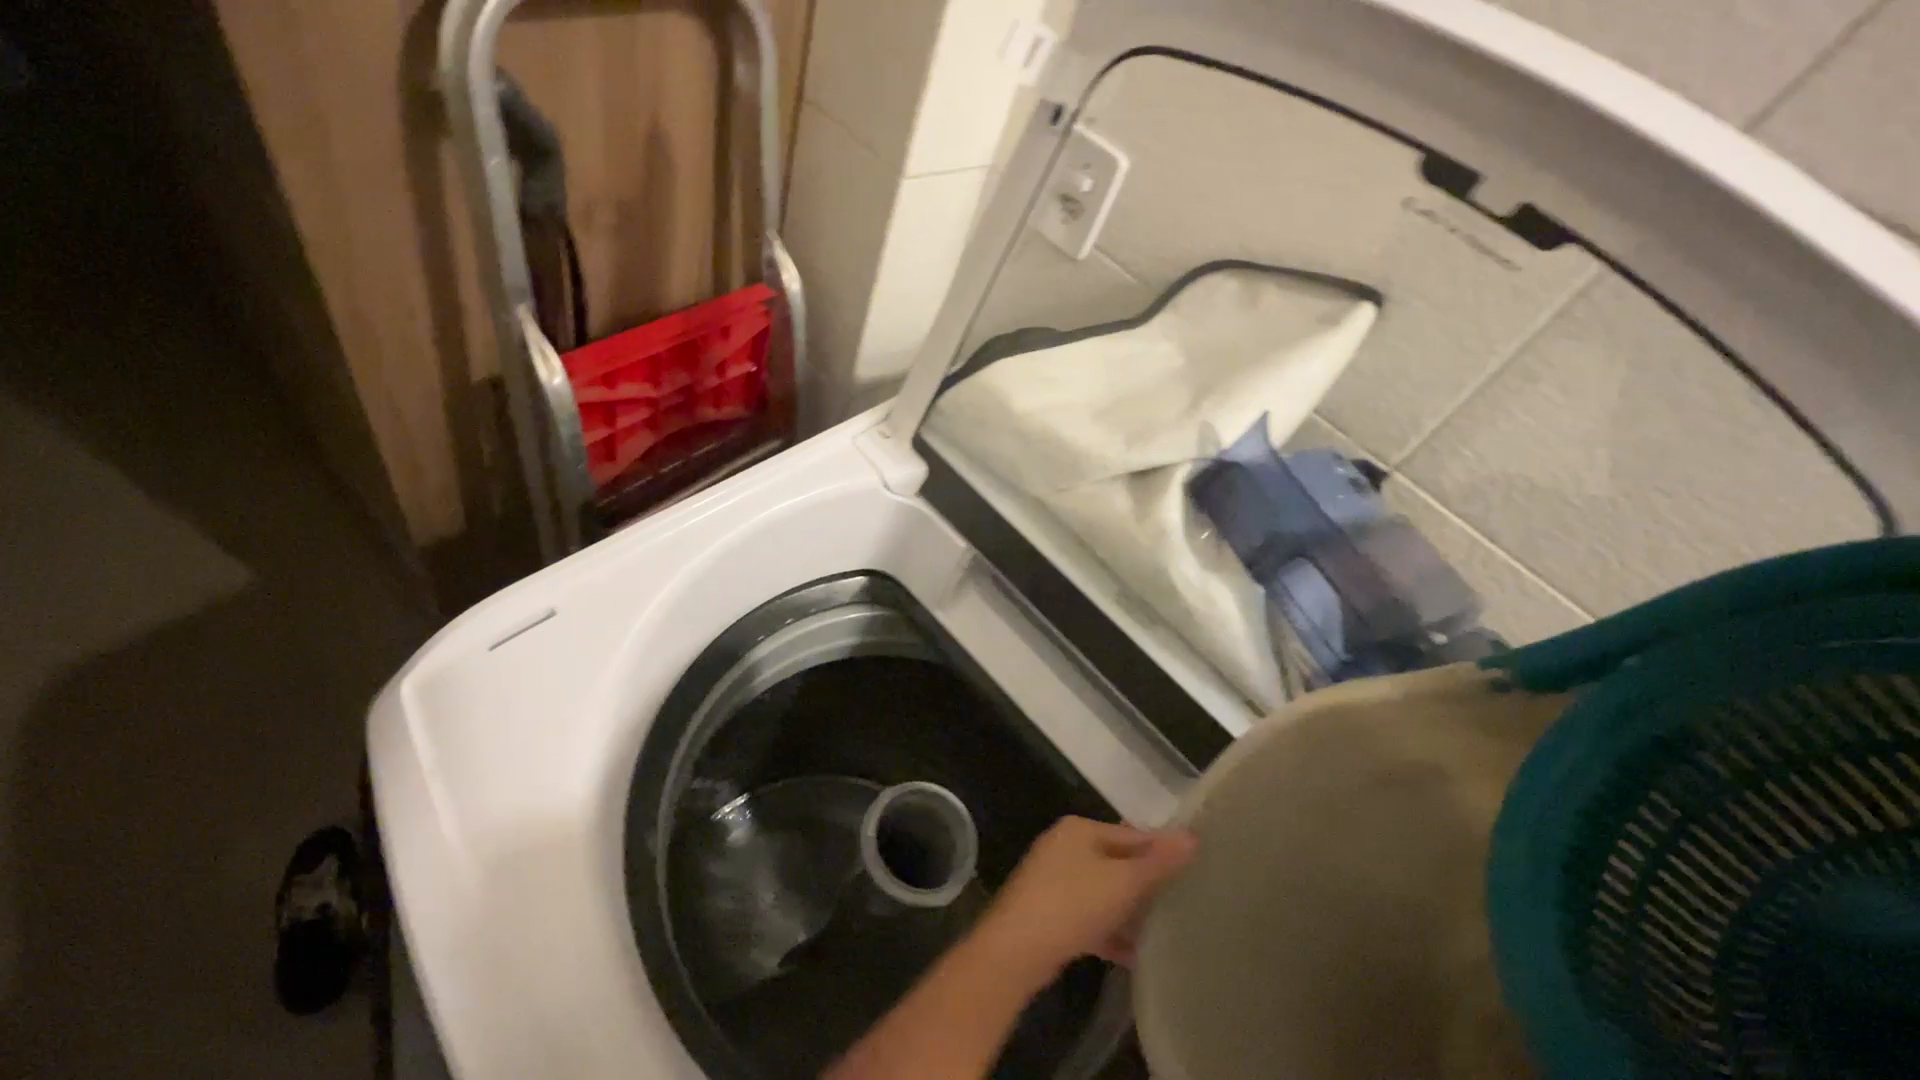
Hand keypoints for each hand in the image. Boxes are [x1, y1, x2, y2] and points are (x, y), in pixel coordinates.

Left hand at [974, 817, 1197, 984]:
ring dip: (1129, 912)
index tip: (1194, 872)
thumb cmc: (1072, 904)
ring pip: (1102, 893)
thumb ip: (1159, 861)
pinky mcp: (1048, 916)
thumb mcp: (1123, 881)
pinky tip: (1136, 956)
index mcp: (1079, 830)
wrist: (1015, 951)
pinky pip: (1088, 920)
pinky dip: (1110, 934)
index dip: (1162, 852)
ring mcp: (1052, 883)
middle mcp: (1063, 849)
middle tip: (1183, 904)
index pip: (1132, 834)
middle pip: (1116, 863)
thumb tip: (1192, 836)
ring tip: (1165, 932)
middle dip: (1146, 885)